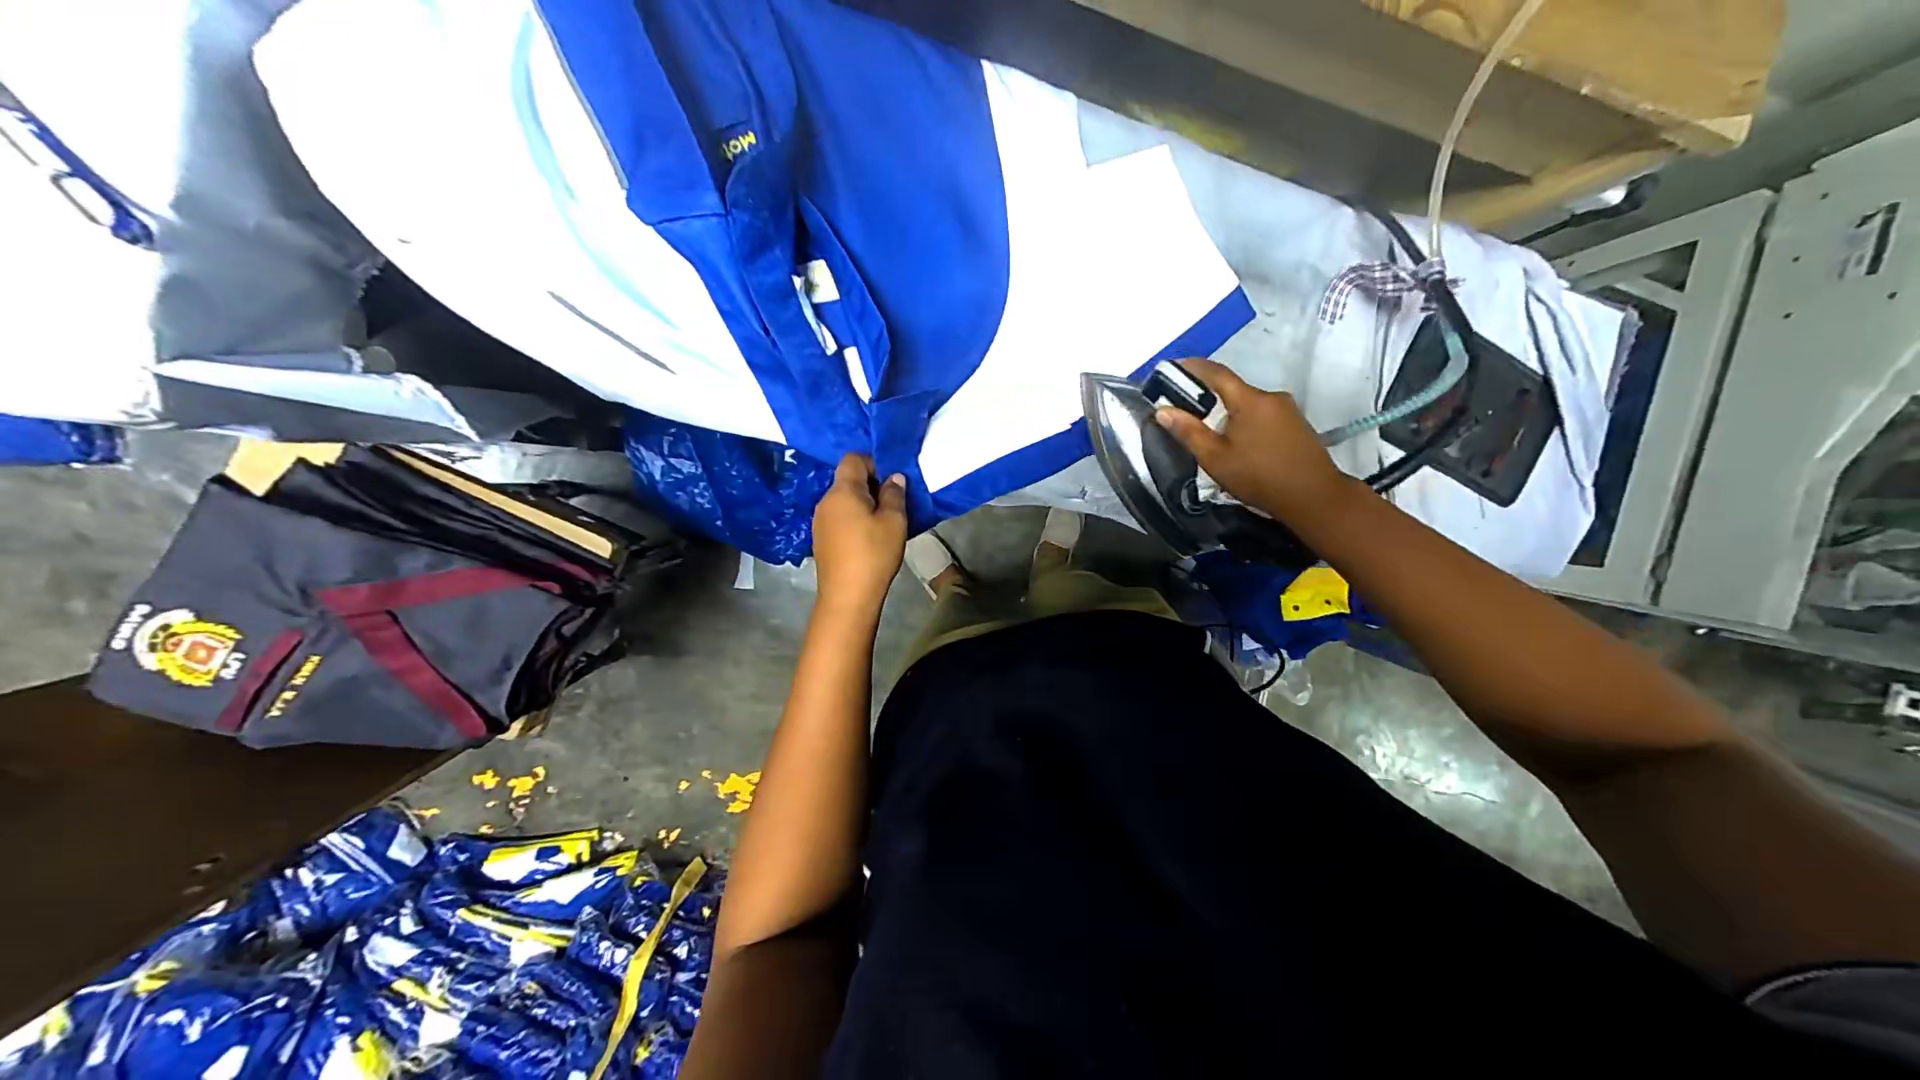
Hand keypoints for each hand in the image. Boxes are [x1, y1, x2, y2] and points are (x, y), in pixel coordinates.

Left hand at [811, 454, 907, 613]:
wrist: (847, 596)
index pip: (853, 459)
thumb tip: (893, 477)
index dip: (874, 463)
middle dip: (870, 485)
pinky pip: (838, 517)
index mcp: (842, 491)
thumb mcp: (894, 521)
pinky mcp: (820, 539)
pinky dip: (853, 519)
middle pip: (847, 480)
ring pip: (843, 500)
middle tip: (892, 503)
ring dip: (862, 504)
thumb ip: (894, 494)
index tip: (891, 481)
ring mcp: (819, 521)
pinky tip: (867, 538)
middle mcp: (825, 501)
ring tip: (882, 523)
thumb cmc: (874, 553)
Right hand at [1153, 358, 1351, 522]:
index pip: (1217, 373)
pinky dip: (1247, 422)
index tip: (1173, 366)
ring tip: (1215, 437)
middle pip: (1234, 390)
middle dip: (1210, 397)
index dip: (1193, 367)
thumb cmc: (1259, 477)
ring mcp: (1288, 410)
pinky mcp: (1297, 424)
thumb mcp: (1215, 458)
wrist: (1314, 497)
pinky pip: (1264, 415)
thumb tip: (1163, 411)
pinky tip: (1241, 445)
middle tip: (1189, 413)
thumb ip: (1188, 432)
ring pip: (1249, 404)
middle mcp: (1271, 397)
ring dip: (1230, 414)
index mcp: (1250, 400)